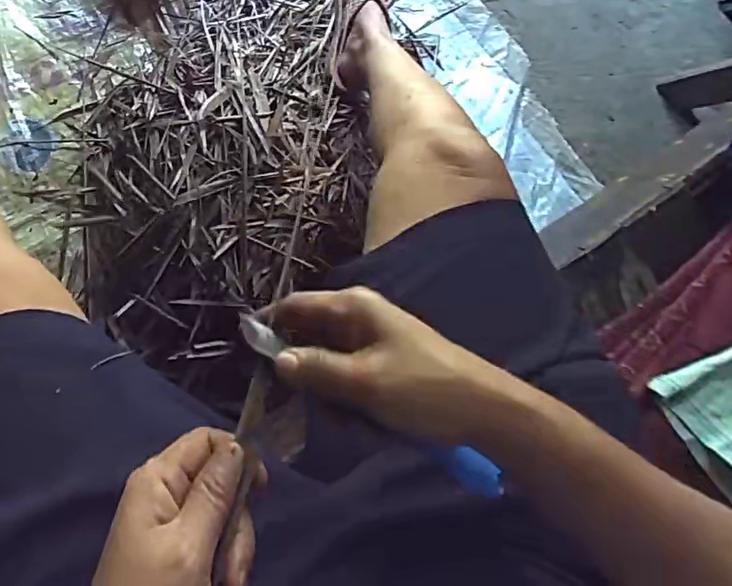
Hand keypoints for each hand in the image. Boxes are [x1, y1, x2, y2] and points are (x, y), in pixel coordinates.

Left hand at [93, 428, 261, 585]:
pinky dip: (222, 564)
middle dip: (236, 522)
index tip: (261, 490)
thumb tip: (238, 445)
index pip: (206, 440)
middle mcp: (163, 493)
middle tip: (234, 568)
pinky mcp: (174, 554)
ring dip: (233, 551)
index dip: (238, 455)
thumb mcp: (189, 546)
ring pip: (221, 516)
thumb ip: (214, 493)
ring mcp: (168, 525)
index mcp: (158, 477)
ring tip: (227, 585)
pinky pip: (211, 543)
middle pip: (219, 481)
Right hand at [266, 286, 521, 446]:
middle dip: (308, 377)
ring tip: (355, 423)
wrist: (483, 409)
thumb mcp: (364, 382)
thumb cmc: (422, 386)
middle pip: (309, 339)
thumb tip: (276, 360)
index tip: (248, 355)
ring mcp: (370, 340)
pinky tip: (369, 426)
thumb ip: (317, 369)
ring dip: (332, 398)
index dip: (270, 325)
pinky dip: (351, 403)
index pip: (296, 305)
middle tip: (317, 408)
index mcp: (352, 306)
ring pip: (327, 366)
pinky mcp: (381, 364)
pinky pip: (348, 380)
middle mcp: (358, 316)